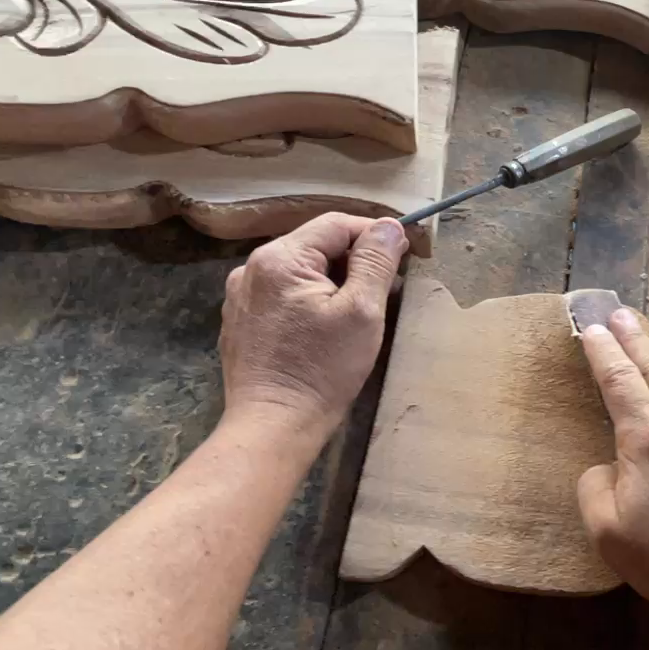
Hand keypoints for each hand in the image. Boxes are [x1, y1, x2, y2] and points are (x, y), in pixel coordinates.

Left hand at [220, 213, 407, 436]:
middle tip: (389, 287)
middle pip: (317, 245)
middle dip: (357, 259)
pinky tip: (327, 327)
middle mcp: (252, 268)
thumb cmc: (323, 369)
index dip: (376, 233)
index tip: (406, 252)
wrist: (273, 425)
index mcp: (281, 259)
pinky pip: (285, 294)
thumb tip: (389, 227)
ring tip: (361, 310)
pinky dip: (312, 299)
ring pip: (302, 270)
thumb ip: (376, 262)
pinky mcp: (241, 320)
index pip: (337, 225)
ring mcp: (242, 295)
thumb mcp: (362, 311)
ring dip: (335, 280)